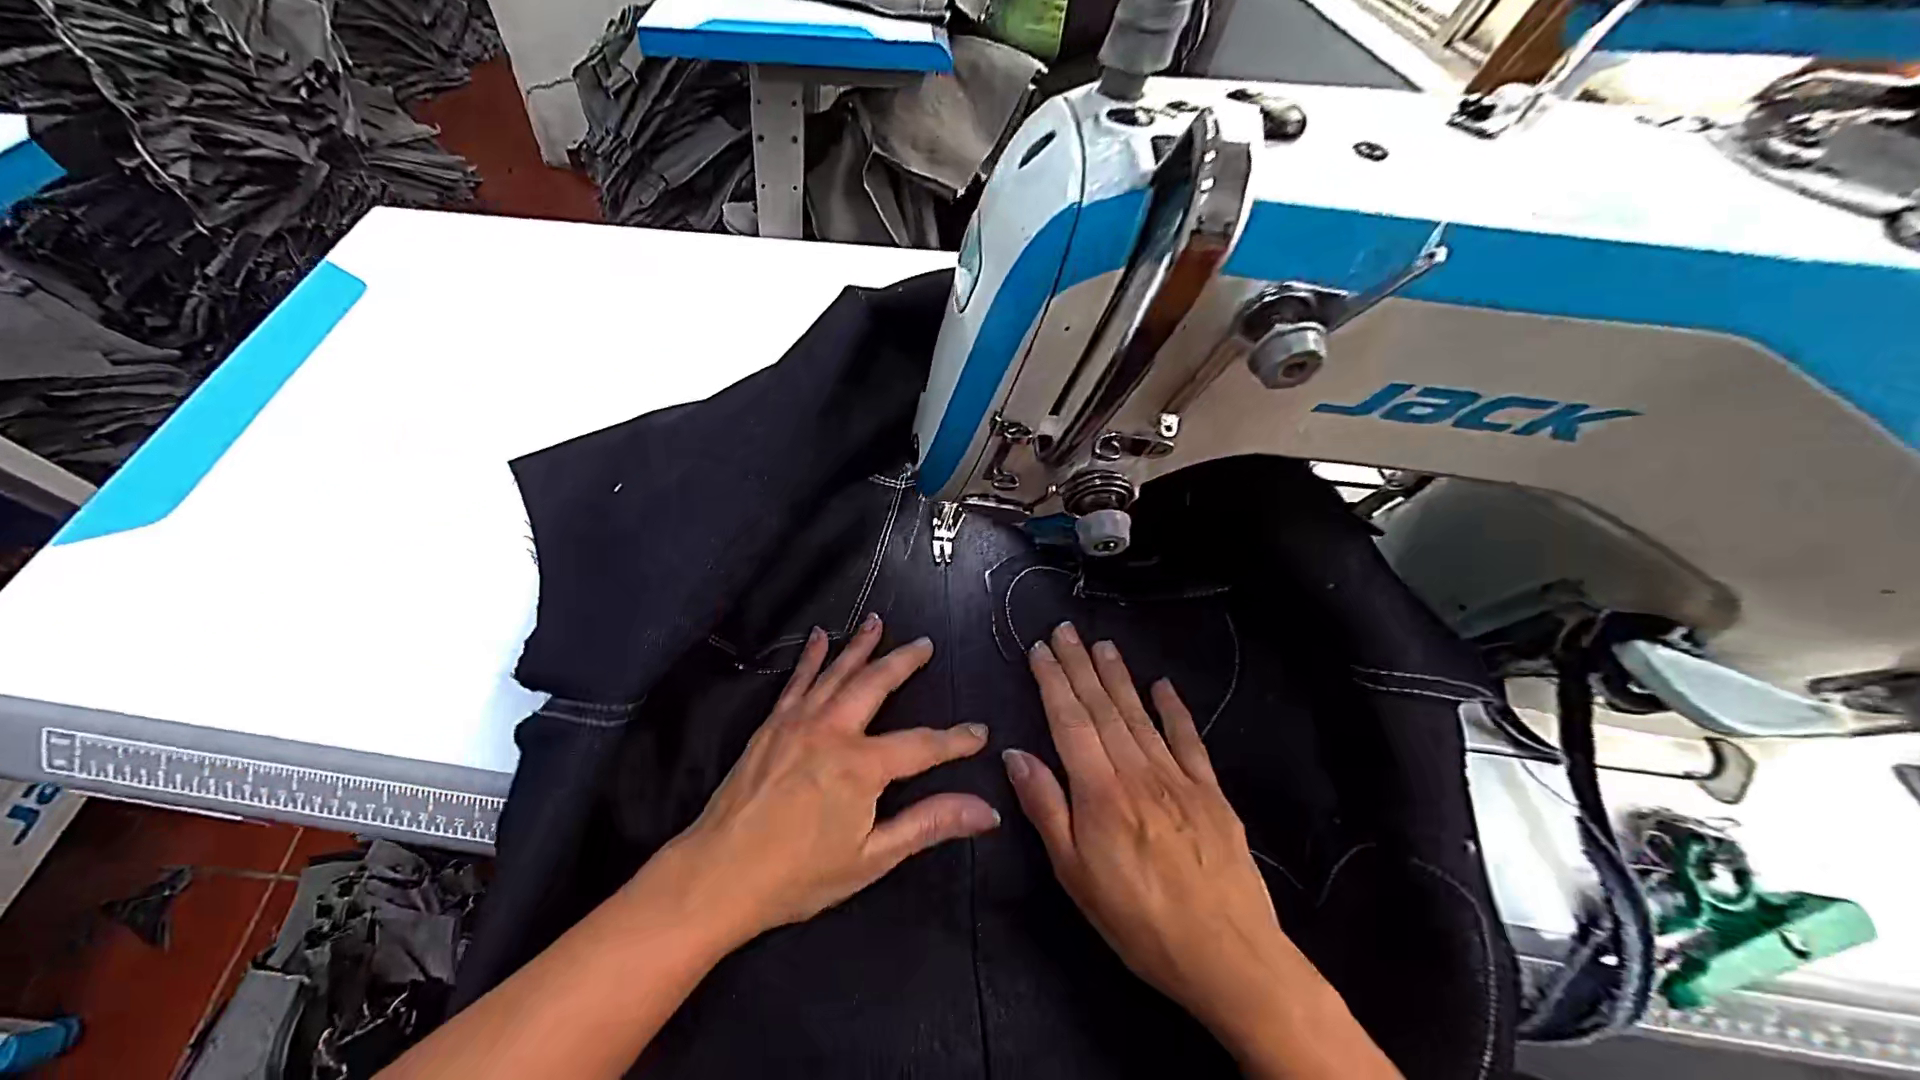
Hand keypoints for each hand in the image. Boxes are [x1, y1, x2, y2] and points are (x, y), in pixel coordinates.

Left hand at [638, 614, 999, 947]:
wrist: (715, 877)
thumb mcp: (872, 857)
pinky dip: (811, 657)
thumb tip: (986, 811)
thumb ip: (930, 824)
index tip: (979, 732)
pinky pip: (797, 681)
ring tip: (878, 622)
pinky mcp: (771, 725)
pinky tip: (819, 637)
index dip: (956, 740)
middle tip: (925, 644)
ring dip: (861, 645)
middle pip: (877, 683)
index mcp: (861, 766)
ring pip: (837, 672)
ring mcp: (797, 722)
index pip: (923, 745)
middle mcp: (832, 731)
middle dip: (905, 661)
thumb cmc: (797, 875)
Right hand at [1004, 623, 1398, 1079]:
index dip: (1053, 682)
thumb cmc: (1138, 922)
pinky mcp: (1211, 792)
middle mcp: (1138, 773)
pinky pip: (1189, 740)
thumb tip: (1016, 755)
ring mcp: (1178, 778)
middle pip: (1103, 708)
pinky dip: (1174, 709)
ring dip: (1119, 676)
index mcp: (1100, 793)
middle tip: (1065, 630)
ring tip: (1102, 644)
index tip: (1040, 649)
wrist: (1229, 957)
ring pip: (1140, 715)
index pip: (1070, 721)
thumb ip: (1046, 809)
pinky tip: (1162, 685)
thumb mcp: (1075, 876)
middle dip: (1080, 665)